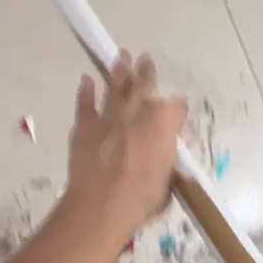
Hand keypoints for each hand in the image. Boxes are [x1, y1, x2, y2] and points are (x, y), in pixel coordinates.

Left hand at [58, 51, 188, 245]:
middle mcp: (138, 109)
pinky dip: (86, 91)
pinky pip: (85, 102)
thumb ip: (169, 165)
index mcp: (164, 121)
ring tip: (121, 57)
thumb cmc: (141, 199)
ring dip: (119, 71)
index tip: (176, 126)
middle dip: (146, 72)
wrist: (101, 205)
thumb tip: (170, 162)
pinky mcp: (85, 124)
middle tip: (145, 61)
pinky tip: (86, 81)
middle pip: (145, 82)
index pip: (178, 108)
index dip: (177, 118)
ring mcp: (109, 114)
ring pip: (115, 85)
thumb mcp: (168, 184)